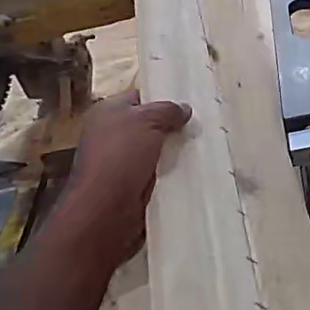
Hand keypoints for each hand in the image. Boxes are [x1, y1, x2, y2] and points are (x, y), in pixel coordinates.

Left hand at [48, 91, 190, 271]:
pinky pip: (157, 174)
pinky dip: (172, 173)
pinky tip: (194, 170)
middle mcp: (110, 136)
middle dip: (173, 126)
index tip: (191, 101)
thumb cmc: (121, 156)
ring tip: (204, 145)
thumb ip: (168, 110)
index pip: (139, 98)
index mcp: (107, 112)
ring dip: (175, 152)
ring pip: (156, 151)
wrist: (105, 212)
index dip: (163, 97)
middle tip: (203, 124)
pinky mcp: (130, 188)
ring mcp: (120, 163)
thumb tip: (185, 109)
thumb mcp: (147, 120)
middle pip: (149, 125)